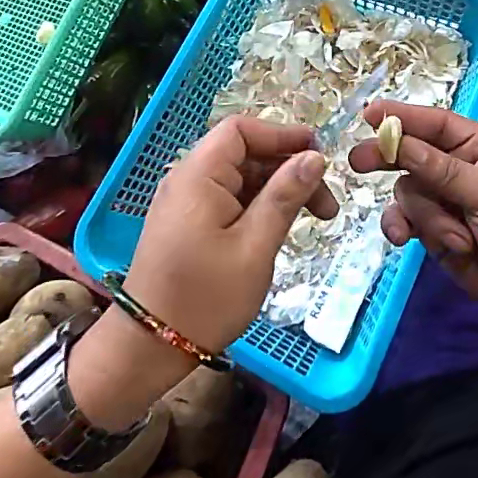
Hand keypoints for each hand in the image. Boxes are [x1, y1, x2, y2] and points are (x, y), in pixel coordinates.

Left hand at [71, 118, 334, 427]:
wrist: (150, 347)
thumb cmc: (206, 298)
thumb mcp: (255, 247)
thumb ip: (285, 197)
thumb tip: (314, 157)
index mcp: (198, 175)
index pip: (241, 130)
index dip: (282, 135)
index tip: (319, 156)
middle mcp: (188, 179)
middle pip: (245, 153)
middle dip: (288, 168)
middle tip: (327, 203)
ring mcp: (187, 201)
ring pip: (241, 177)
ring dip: (279, 189)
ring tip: (316, 218)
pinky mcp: (190, 223)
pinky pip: (230, 198)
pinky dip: (260, 205)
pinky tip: (283, 225)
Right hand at [350, 102, 477, 330]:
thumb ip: (444, 171)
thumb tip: (399, 142)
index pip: (436, 124)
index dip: (402, 116)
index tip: (368, 115)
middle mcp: (457, 169)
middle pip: (412, 153)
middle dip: (389, 158)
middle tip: (360, 163)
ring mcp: (444, 201)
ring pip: (407, 192)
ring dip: (423, 215)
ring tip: (455, 238)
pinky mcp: (435, 230)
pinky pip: (405, 220)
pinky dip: (402, 227)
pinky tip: (403, 239)